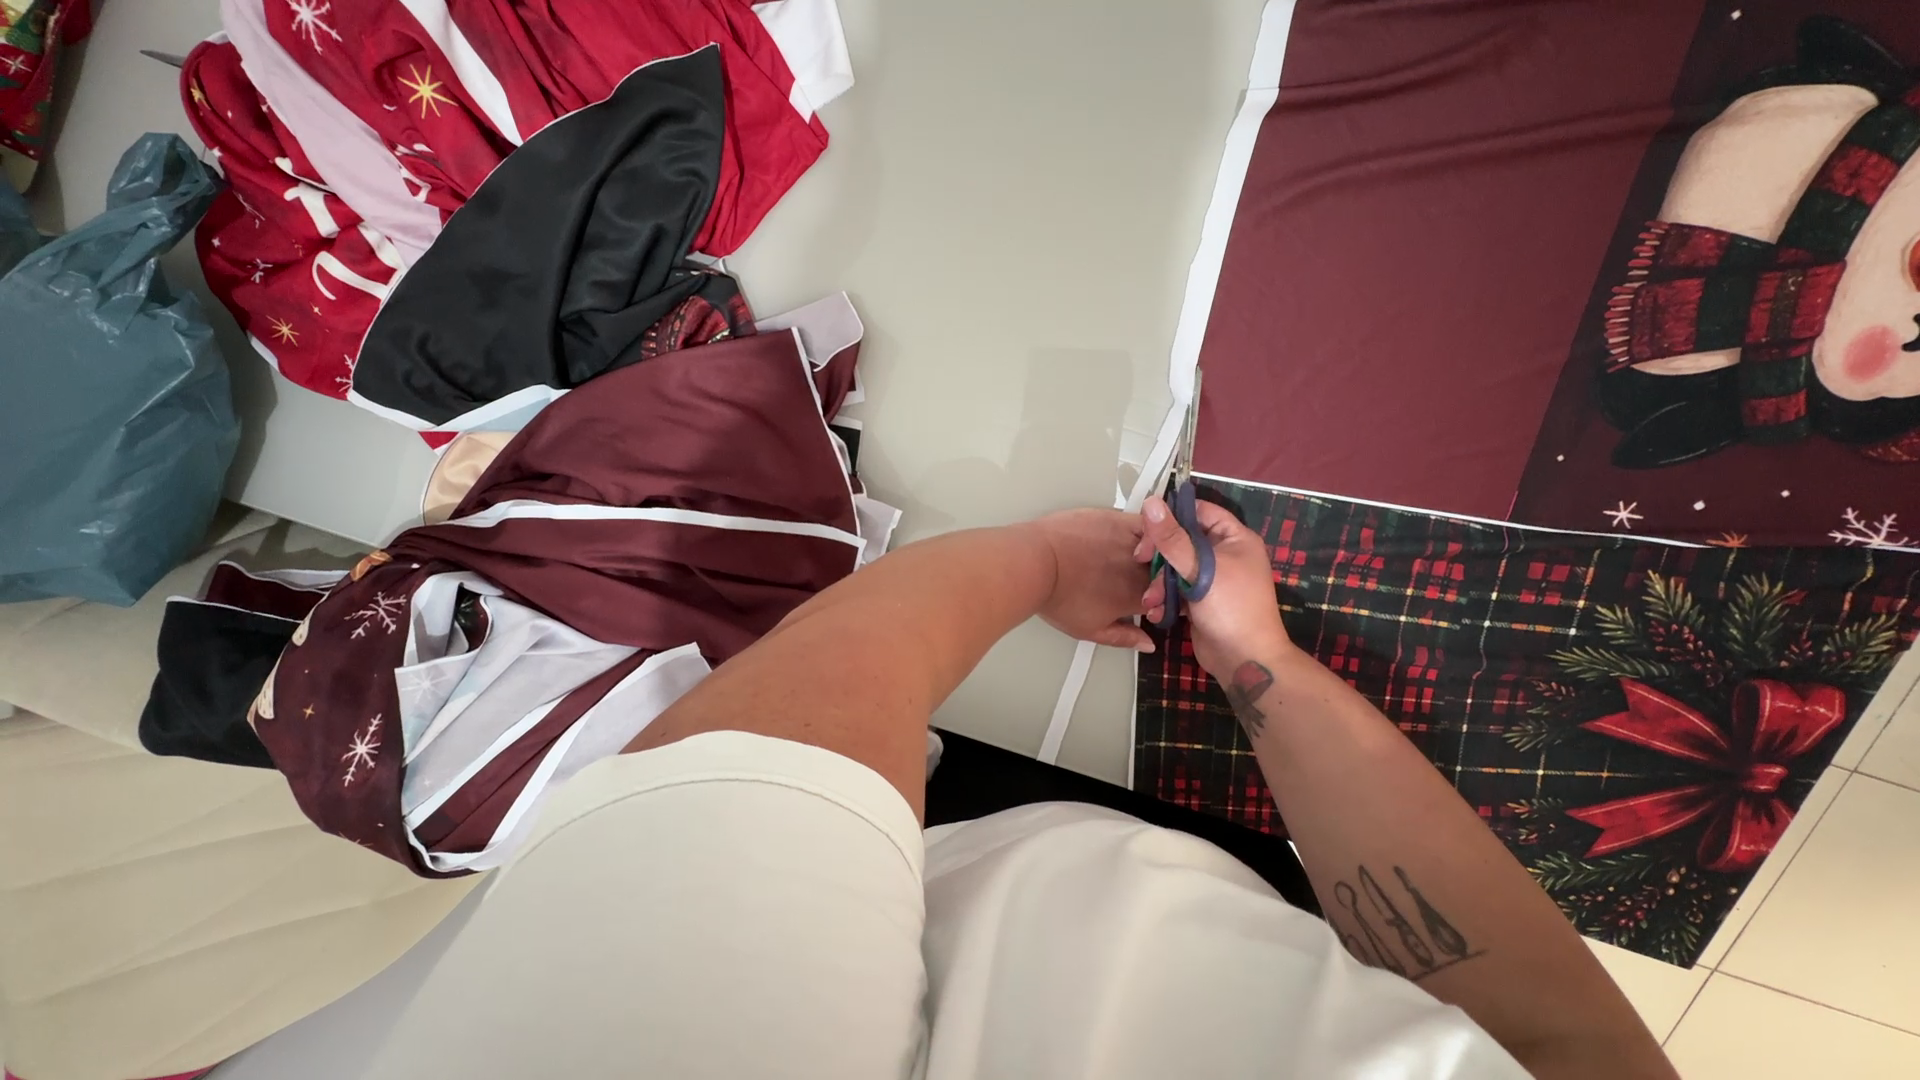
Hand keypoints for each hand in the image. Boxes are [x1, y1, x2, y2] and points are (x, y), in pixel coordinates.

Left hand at [1028, 509, 1154, 651]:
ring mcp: (1133, 543)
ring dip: (1162, 550)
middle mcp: (1141, 571)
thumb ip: (1123, 638)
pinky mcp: (1120, 520)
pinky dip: (1152, 528)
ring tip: (1147, 551)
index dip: (1163, 599)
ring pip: (1163, 547)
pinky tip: (1144, 531)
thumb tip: (1148, 645)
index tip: (1156, 597)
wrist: (1037, 563)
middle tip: (1148, 574)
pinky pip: (1149, 523)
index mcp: (1136, 599)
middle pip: (1167, 574)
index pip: (1167, 601)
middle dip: (1164, 576)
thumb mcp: (1088, 629)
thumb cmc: (1057, 598)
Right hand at [1135, 495, 1292, 677]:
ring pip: (1176, 566)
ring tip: (1151, 599)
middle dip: (1161, 554)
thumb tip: (1150, 502)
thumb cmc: (1230, 607)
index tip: (1147, 527)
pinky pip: (1177, 589)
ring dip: (1159, 581)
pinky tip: (1156, 611)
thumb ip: (1172, 537)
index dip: (1174, 515)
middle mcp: (1225, 554)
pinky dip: (1165, 598)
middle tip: (1140, 559)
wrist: (1245, 659)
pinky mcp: (1201, 600)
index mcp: (1235, 539)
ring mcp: (1213, 578)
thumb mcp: (1199, 568)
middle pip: (1183, 539)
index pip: (1201, 511)